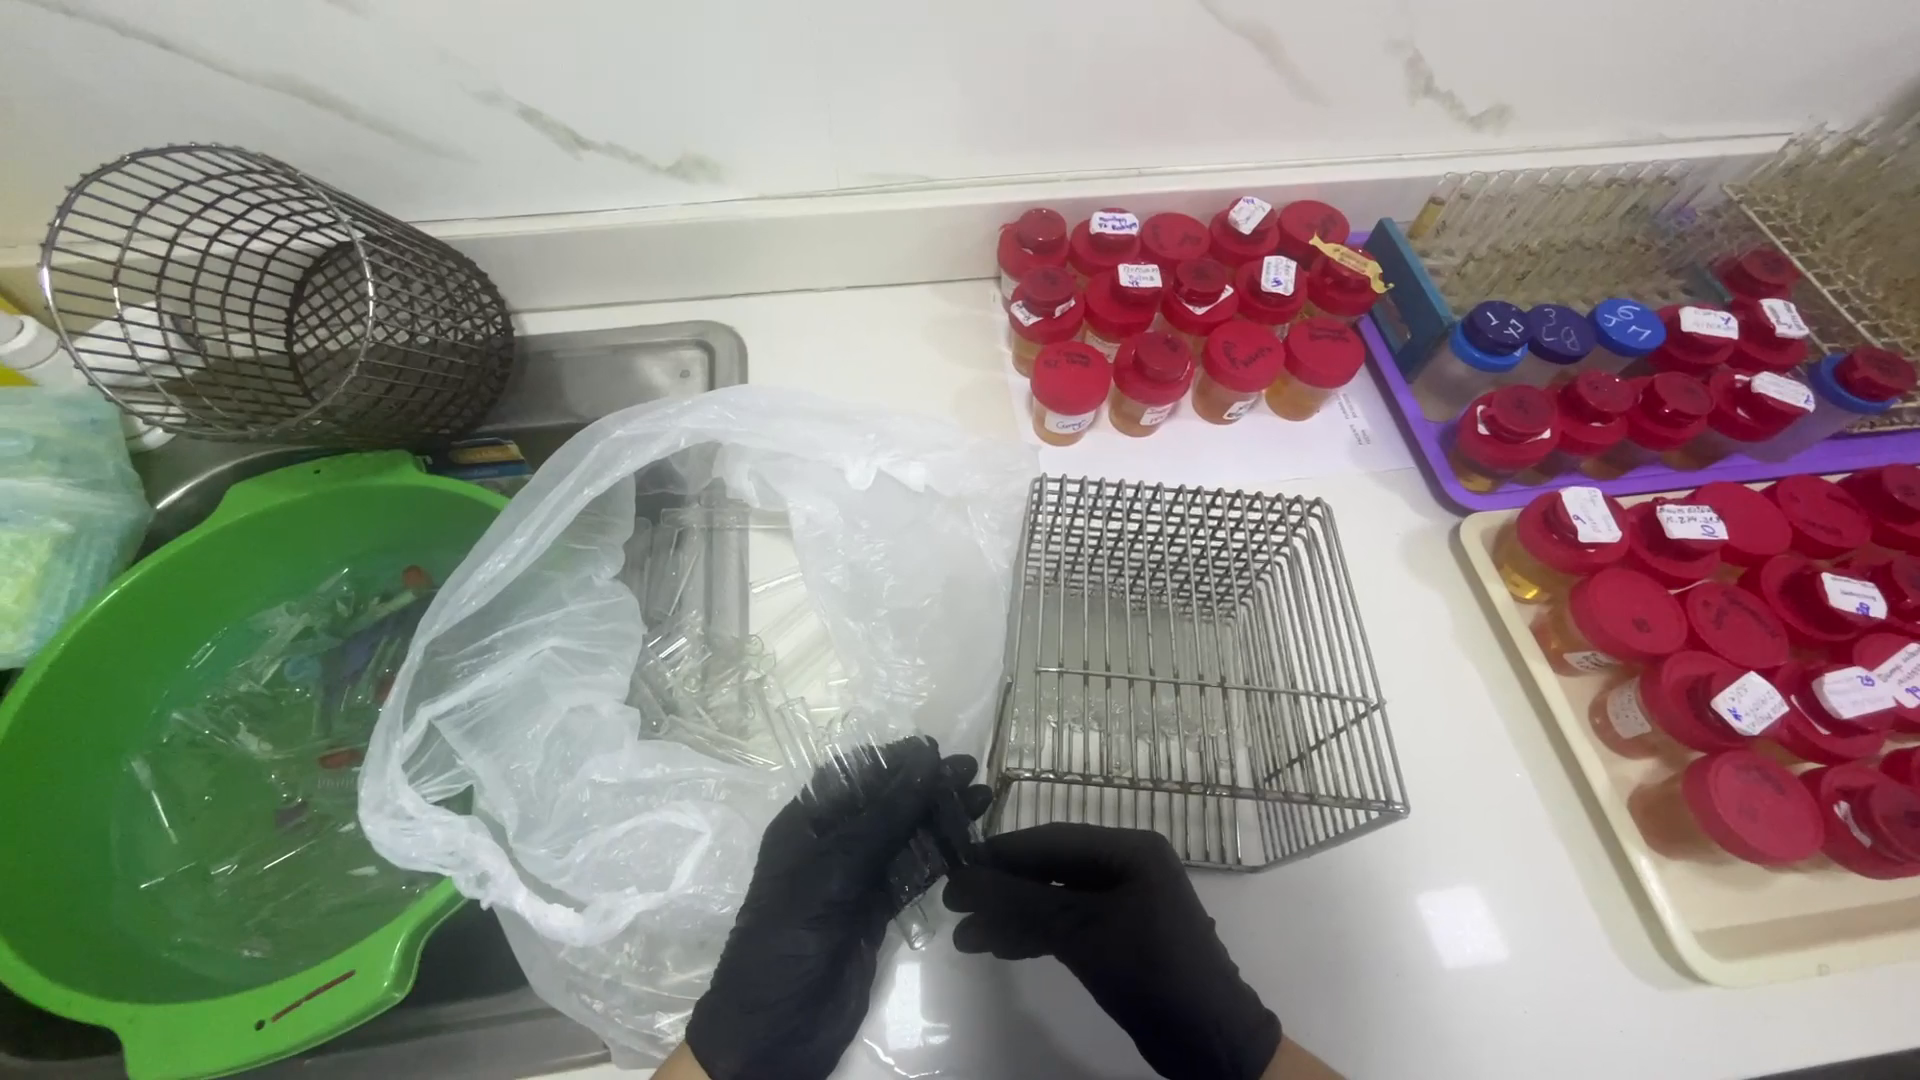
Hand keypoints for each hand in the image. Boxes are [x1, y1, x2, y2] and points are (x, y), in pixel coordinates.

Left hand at [685, 737, 990, 1079]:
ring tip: (982, 798)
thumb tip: (926, 759)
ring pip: (904, 837)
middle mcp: (831, 845)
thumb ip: (885, 815)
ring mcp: (855, 880)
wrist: (775, 1031)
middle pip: (885, 803)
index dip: (893, 760)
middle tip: (970, 770)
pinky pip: (911, 873)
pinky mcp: (875, 912)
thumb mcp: (835, 868)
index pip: (853, 776)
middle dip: (925, 786)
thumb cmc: (791, 935)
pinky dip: (939, 857)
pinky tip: (969, 844)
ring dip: (940, 818)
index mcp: (806, 824)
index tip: (934, 748)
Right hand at [943, 823, 1280, 1079]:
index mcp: (1130, 849)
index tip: (957, 866)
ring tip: (966, 937)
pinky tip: (998, 947)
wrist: (1210, 1042)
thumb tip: (961, 878)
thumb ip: (1019, 903)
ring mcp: (1125, 903)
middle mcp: (1127, 867)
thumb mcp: (1081, 932)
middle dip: (1003, 890)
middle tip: (954, 904)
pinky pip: (1068, 925)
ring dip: (1012, 918)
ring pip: (1055, 900)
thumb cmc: (1151, 971)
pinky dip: (1034, 935)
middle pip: (1050, 869)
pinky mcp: (1119, 938)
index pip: (1052, 840)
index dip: (1002, 853)